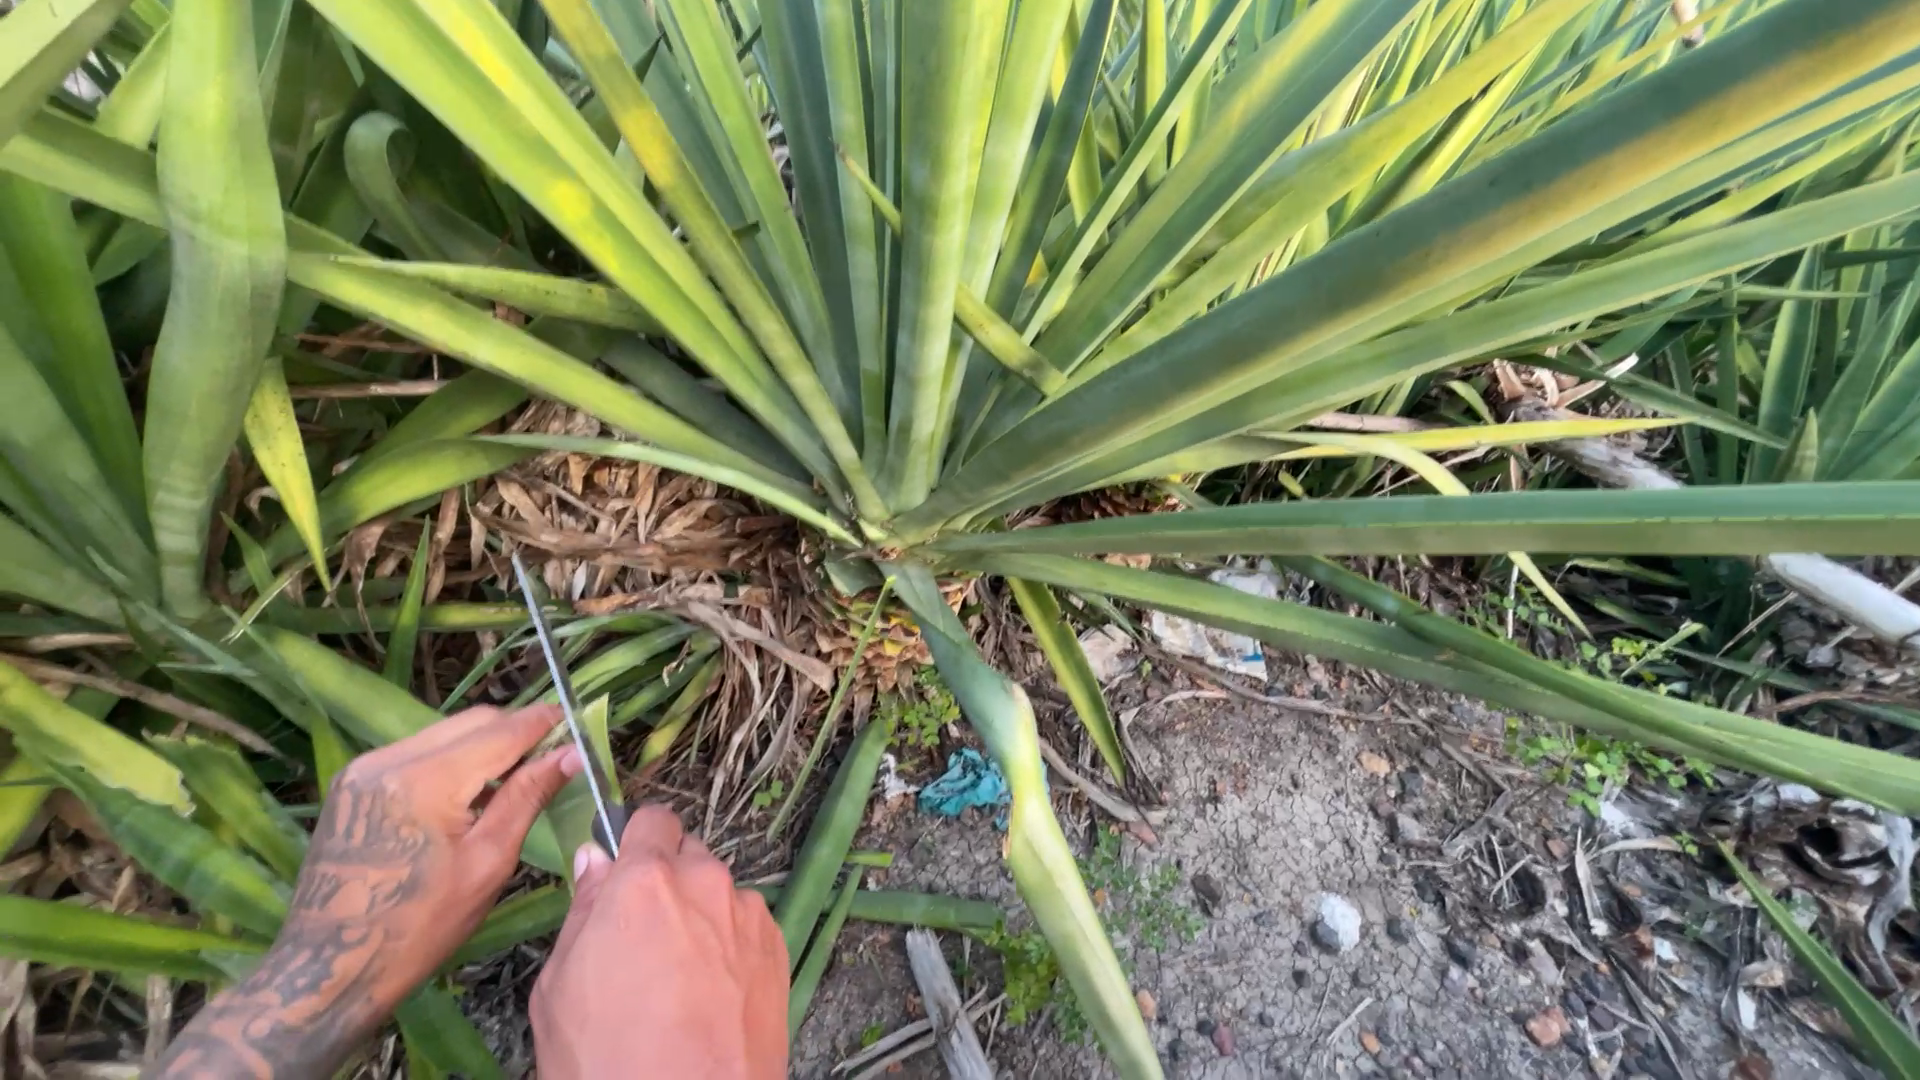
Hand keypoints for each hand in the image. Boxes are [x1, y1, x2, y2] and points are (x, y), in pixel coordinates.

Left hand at [154, 705, 577, 1077]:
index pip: (503, 731)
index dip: (545, 722)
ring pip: (448, 732)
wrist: (328, 972)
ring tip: (516, 776)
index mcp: (427, 780)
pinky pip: (421, 751)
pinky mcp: (353, 783)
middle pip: (475, 722)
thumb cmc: (421, 925)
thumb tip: (573, 752)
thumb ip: (529, 795)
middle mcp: (390, 760)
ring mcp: (365, 769)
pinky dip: (455, 759)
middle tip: (554, 755)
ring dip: (488, 744)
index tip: (579, 719)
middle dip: (518, 731)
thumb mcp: (490, 860)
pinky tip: (471, 791)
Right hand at [532, 806, 788, 1078]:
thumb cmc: (609, 1063)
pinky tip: (713, 992)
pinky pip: (745, 923)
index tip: (626, 869)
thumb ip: (582, 910)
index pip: (651, 820)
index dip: (637, 841)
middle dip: (667, 880)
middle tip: (646, 936)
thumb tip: (595, 860)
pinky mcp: (776, 941)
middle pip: (686, 854)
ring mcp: (746, 910)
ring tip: (681, 977)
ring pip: (717, 890)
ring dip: (700, 913)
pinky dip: (730, 942)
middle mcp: (704, 880)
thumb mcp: (558, 990)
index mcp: (645, 882)